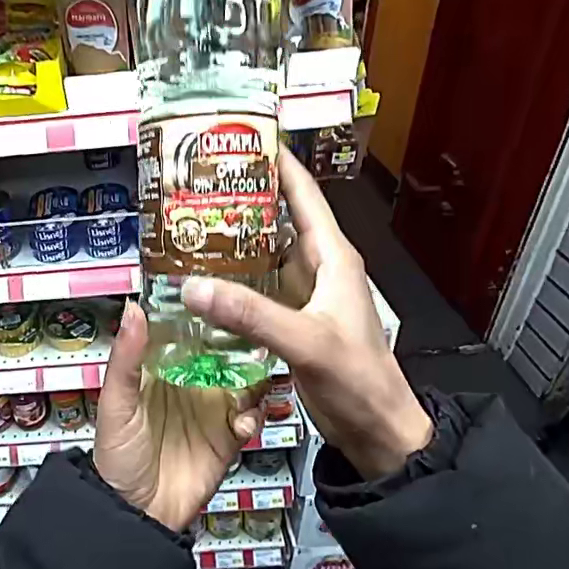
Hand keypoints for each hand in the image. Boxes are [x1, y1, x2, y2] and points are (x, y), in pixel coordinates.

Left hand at [95, 301, 267, 531]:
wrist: (137, 514)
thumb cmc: (116, 455)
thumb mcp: (116, 402)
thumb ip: (127, 358)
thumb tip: (134, 308)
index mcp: (163, 369)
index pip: (187, 333)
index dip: (204, 315)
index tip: (221, 293)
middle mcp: (191, 384)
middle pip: (223, 352)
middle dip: (240, 341)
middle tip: (254, 329)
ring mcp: (212, 409)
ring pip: (244, 380)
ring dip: (254, 375)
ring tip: (256, 372)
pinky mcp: (229, 437)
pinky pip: (251, 417)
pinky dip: (254, 414)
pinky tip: (244, 419)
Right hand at [180, 151, 431, 478]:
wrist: (376, 430)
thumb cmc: (359, 381)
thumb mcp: (306, 341)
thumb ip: (251, 314)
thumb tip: (195, 286)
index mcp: (332, 257)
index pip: (304, 195)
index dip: (278, 163)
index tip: (244, 138)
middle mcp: (318, 267)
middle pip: (277, 218)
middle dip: (242, 197)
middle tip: (198, 183)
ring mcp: (304, 292)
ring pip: (264, 251)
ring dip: (234, 236)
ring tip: (192, 222)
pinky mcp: (292, 317)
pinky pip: (258, 284)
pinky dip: (233, 275)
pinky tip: (205, 277)